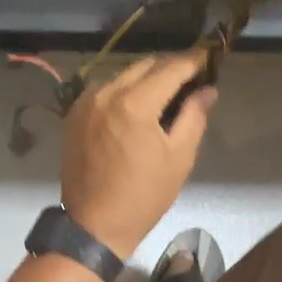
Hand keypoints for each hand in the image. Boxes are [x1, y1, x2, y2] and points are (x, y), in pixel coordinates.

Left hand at [60, 52, 214, 257]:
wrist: (94, 223)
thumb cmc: (143, 195)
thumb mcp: (179, 158)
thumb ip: (194, 116)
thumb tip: (207, 90)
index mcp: (134, 103)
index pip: (169, 68)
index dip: (192, 61)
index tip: (207, 58)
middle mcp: (106, 93)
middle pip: (144, 65)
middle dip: (168, 67)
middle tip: (190, 78)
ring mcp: (85, 102)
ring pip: (122, 75)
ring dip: (145, 78)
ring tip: (164, 93)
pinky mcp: (74, 113)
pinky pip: (104, 89)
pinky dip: (123, 90)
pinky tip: (136, 106)